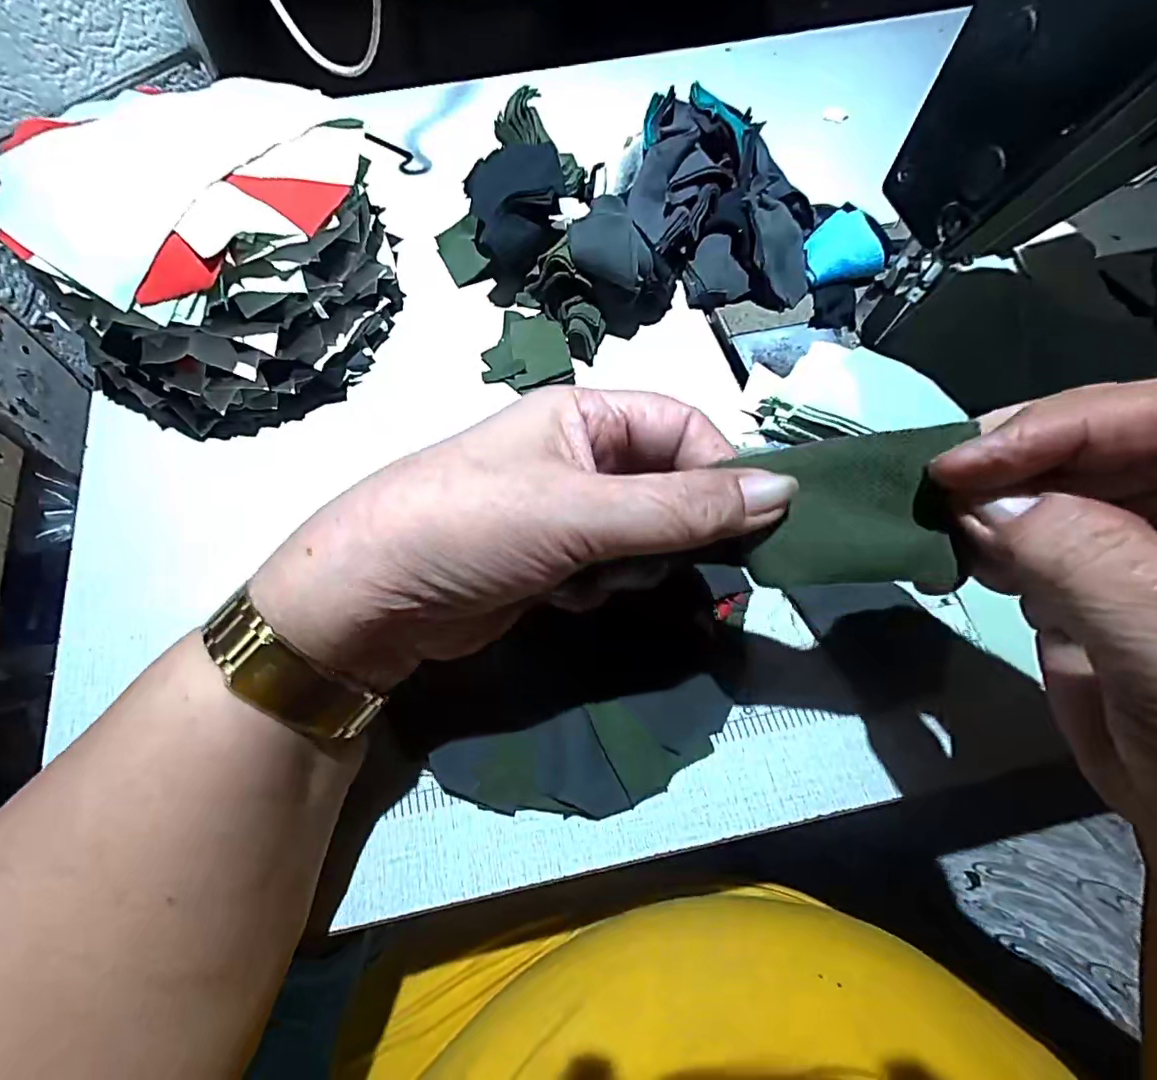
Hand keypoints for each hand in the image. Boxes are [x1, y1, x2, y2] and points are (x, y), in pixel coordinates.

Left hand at [248, 388, 794, 690]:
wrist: (369, 601)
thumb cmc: (474, 528)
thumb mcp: (584, 512)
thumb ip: (685, 508)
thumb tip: (786, 491)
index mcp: (586, 416)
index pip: (685, 428)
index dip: (720, 473)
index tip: (746, 525)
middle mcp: (581, 456)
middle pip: (669, 485)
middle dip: (675, 530)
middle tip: (665, 564)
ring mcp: (566, 511)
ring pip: (645, 535)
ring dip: (636, 565)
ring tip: (597, 581)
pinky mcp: (553, 560)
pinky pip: (612, 568)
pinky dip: (605, 587)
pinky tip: (568, 600)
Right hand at [930, 367, 1156, 1032]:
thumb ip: (1093, 568)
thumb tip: (979, 500)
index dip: (1086, 421)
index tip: (971, 455)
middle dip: (1044, 460)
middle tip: (945, 479)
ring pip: (1115, 487)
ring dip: (1027, 501)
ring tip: (953, 518)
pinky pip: (1094, 543)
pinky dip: (1030, 544)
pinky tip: (987, 554)